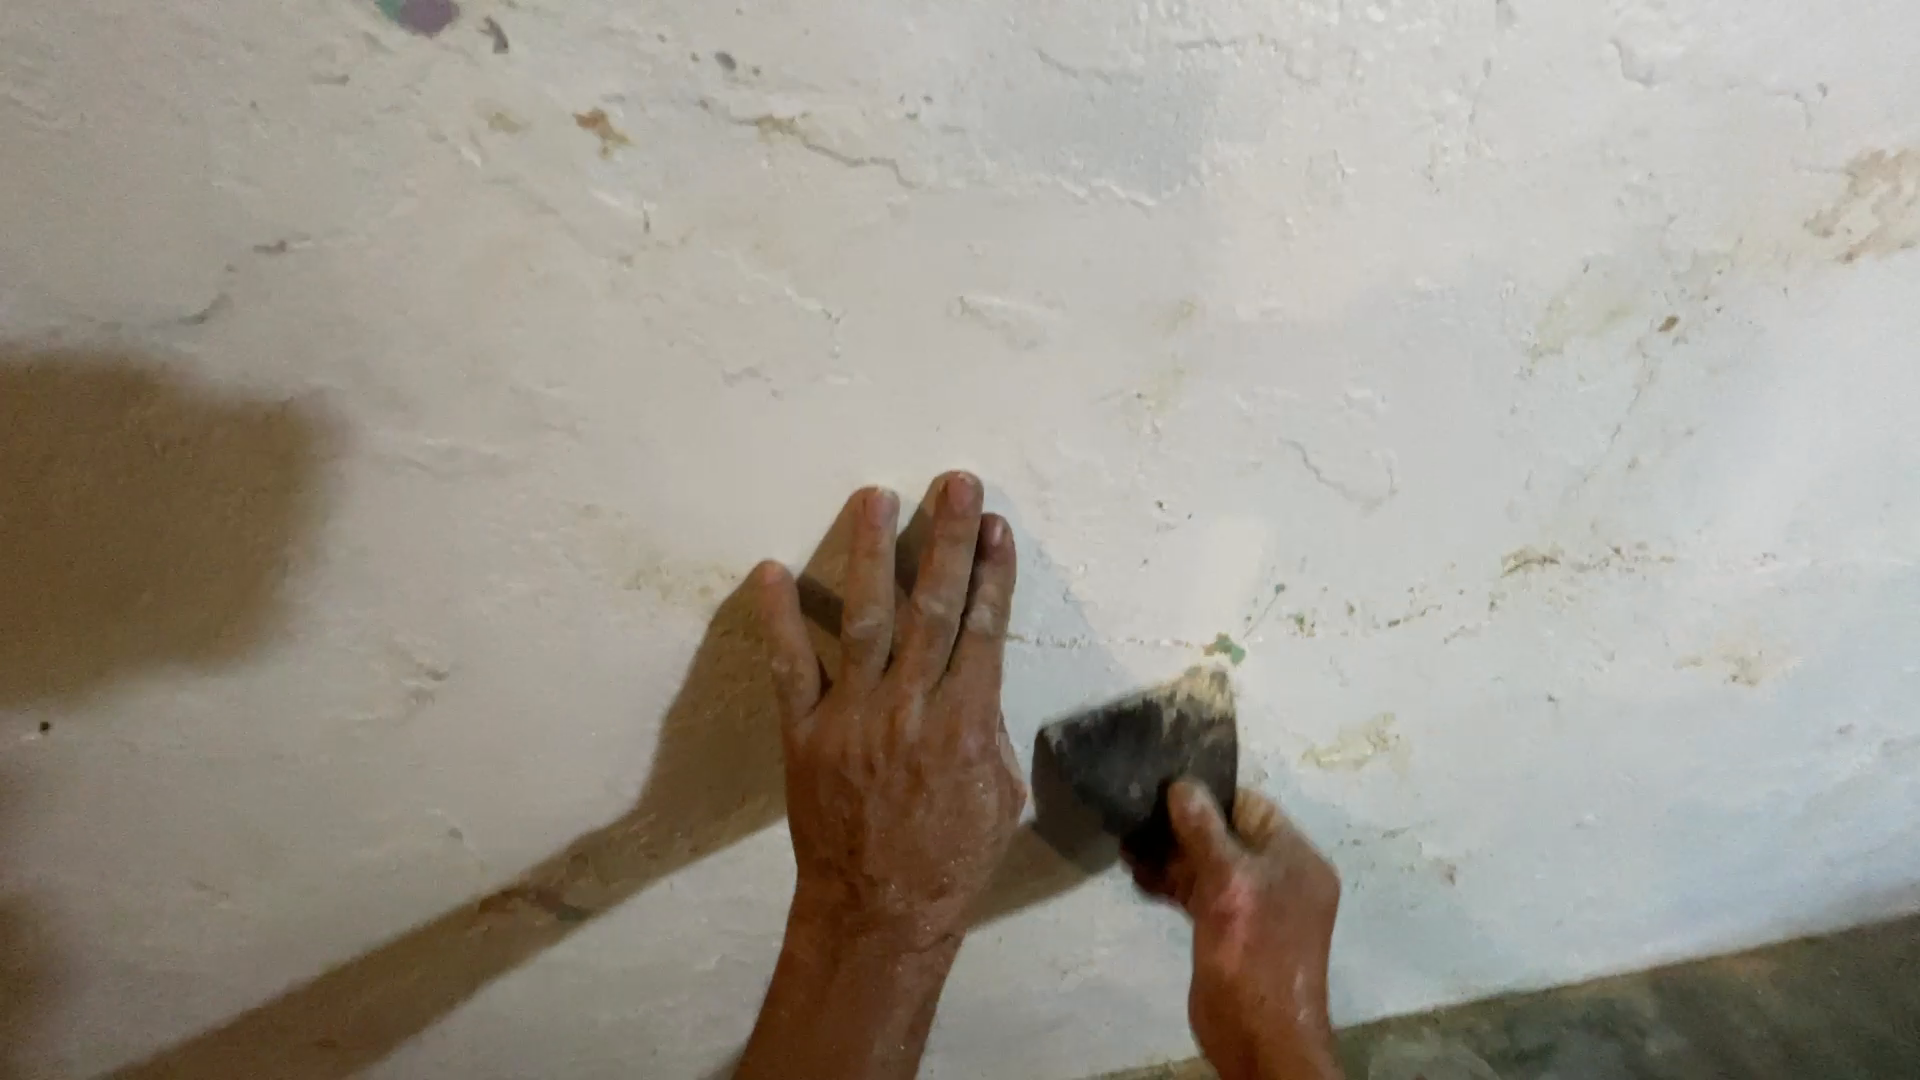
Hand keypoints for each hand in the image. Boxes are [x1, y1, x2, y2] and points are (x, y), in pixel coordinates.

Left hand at [753, 472, 1026, 948]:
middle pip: (933, 608)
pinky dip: (779, 619)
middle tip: (956, 483)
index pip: (983, 629)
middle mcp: (909, 707)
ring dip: (872, 555)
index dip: (992, 572)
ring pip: (864, 620)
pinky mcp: (804, 733)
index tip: (996, 525)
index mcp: (965, 723)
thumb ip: (988, 729)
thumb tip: (973, 680)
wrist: (878, 914)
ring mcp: (852, 716)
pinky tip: (772, 571)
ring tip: (875, 497)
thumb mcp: (1000, 797)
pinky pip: (790, 668)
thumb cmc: (950, 860)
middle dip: (948, 540)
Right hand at [1150, 782, 1343, 1079]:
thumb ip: (1204, 829)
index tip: (1165, 784)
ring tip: (1127, 842)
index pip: (1250, 806)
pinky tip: (1135, 872)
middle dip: (1179, 824)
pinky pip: (1195, 889)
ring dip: (1167, 853)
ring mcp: (1249, 902)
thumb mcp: (1229, 882)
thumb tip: (1181, 784)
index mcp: (1294, 858)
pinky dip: (1167, 880)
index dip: (1209, 795)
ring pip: (1204, 861)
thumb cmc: (1253, 950)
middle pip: (1223, 832)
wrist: (1258, 1038)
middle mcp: (1275, 875)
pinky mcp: (1224, 925)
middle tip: (1136, 812)